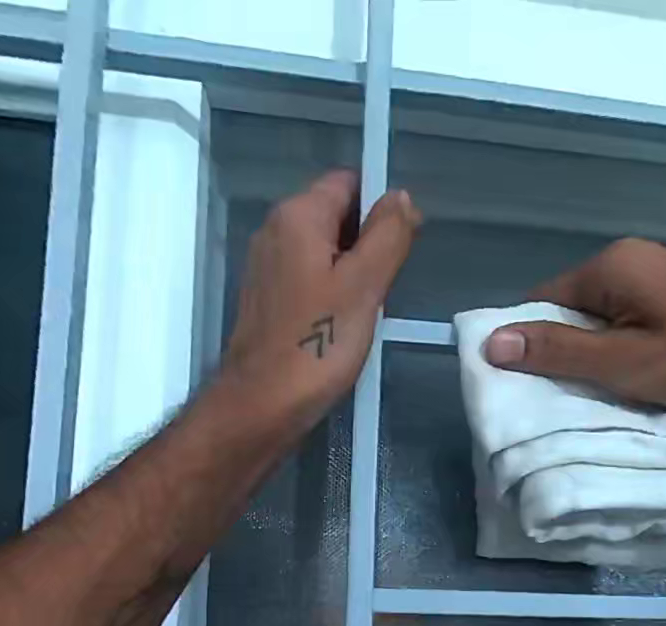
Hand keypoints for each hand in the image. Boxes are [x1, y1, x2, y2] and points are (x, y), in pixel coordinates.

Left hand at [218, 170, 421, 428]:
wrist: (263, 404)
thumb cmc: (317, 345)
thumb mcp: (364, 286)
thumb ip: (387, 236)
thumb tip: (401, 196)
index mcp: (298, 217)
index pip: (348, 182)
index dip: (381, 206)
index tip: (402, 246)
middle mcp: (276, 231)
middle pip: (335, 216)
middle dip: (368, 244)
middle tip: (386, 288)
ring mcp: (267, 267)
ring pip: (324, 252)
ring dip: (353, 273)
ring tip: (366, 312)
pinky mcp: (268, 300)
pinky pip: (310, 280)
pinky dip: (332, 294)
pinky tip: (344, 326)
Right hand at [483, 238, 665, 420]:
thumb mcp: (625, 364)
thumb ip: (559, 352)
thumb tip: (490, 342)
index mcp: (610, 267)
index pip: (542, 302)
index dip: (531, 343)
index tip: (533, 386)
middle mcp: (630, 259)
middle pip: (572, 309)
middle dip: (566, 351)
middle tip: (571, 396)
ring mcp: (659, 274)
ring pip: (602, 318)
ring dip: (597, 353)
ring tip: (606, 391)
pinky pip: (630, 320)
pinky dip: (624, 349)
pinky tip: (639, 375)